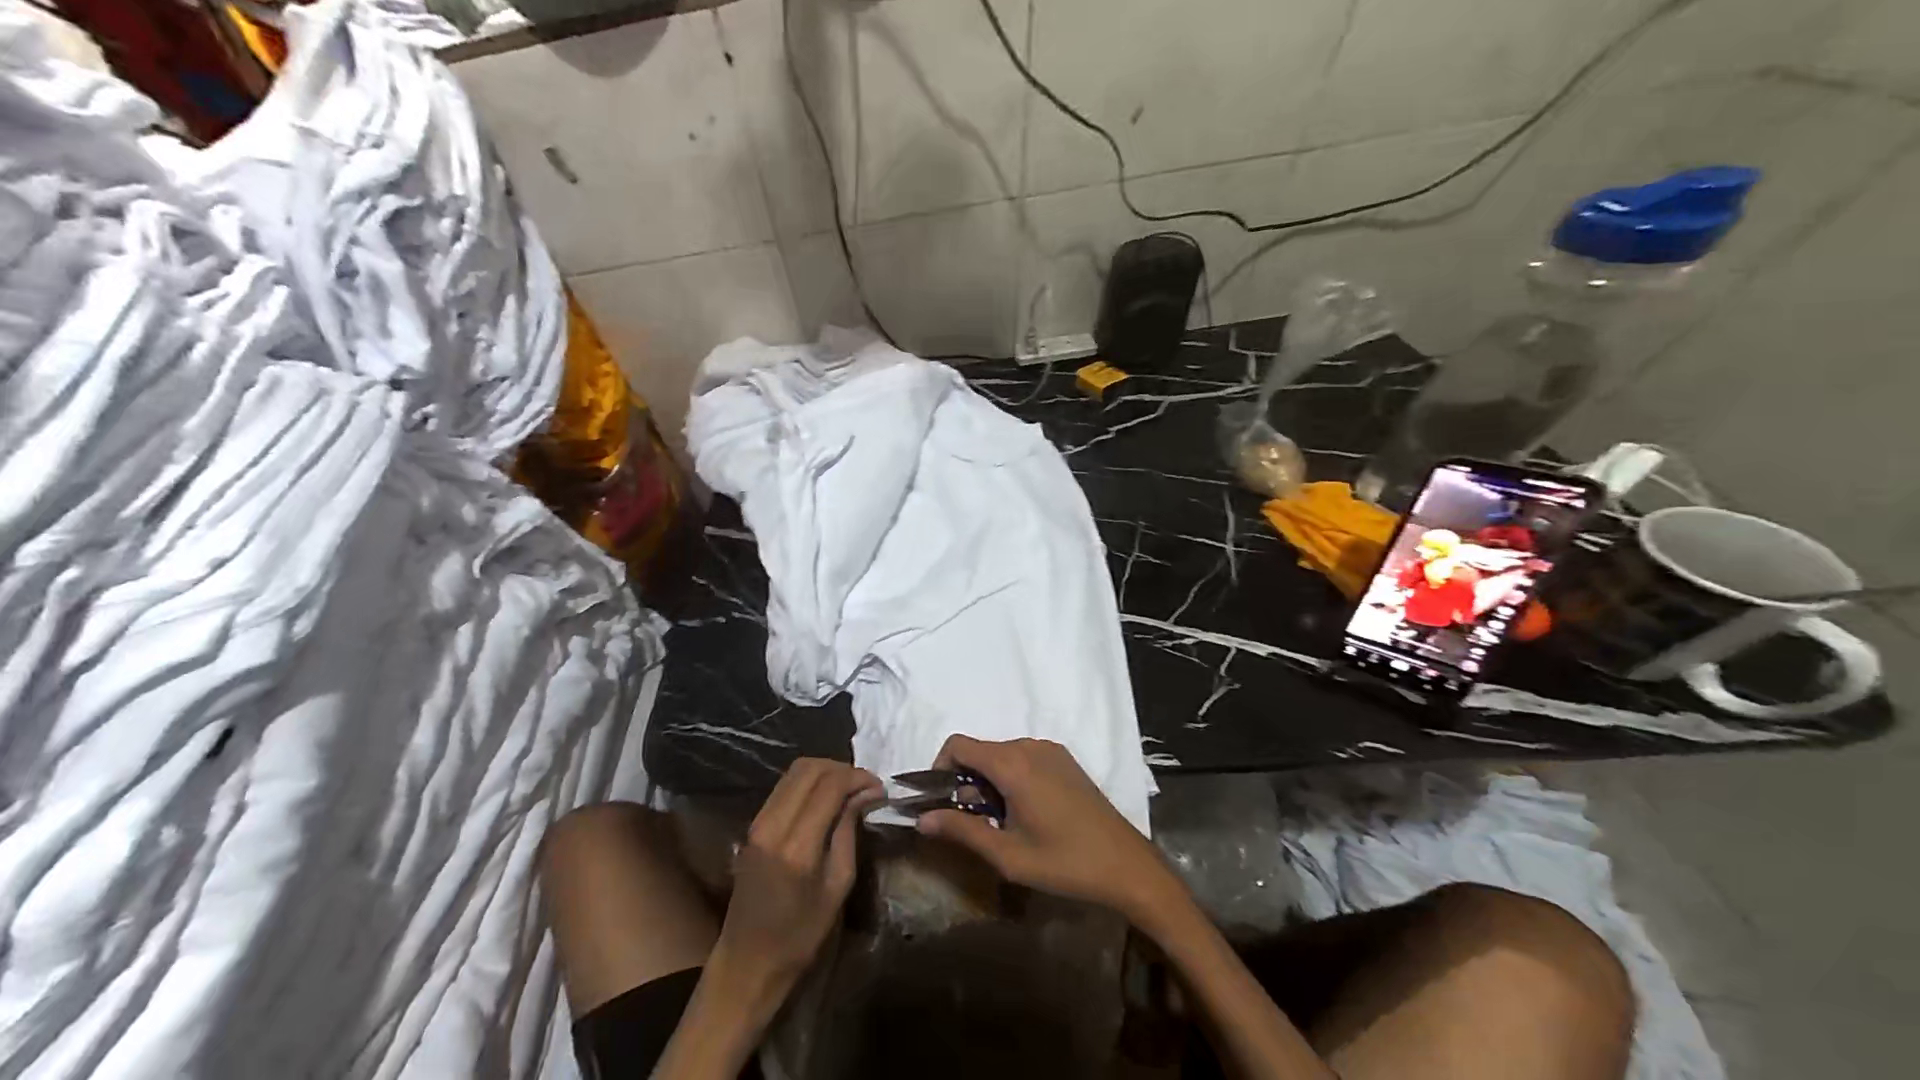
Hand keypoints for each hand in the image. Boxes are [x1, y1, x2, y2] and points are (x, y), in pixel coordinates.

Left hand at [714, 758, 881, 996]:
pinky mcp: (753, 825)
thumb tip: (866, 794)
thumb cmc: (800, 936)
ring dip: (826, 772)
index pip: (829, 786)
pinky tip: (827, 798)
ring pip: (794, 772)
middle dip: (842, 769)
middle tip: (866, 786)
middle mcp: (772, 825)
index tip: (880, 788)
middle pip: (809, 768)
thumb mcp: (838, 886)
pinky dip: (810, 782)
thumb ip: (848, 832)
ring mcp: (757, 822)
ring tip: (850, 789)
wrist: (746, 961)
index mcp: (796, 846)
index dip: (858, 778)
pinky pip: (784, 787)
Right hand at [915, 736, 1186, 927]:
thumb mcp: (1008, 855)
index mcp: (1012, 764)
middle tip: (971, 823)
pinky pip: (1023, 758)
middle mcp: (1029, 746)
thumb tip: (922, 819)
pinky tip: (1024, 814)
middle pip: (979, 751)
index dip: (939, 768)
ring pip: (1001, 755)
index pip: (958, 745)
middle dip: (965, 782)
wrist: (1126, 865)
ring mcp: (1050, 751)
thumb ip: (962, 831)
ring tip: (1000, 823)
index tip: (940, 802)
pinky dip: (1011, 778)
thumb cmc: (1064, 862)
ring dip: (988, 782)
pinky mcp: (1065, 760)